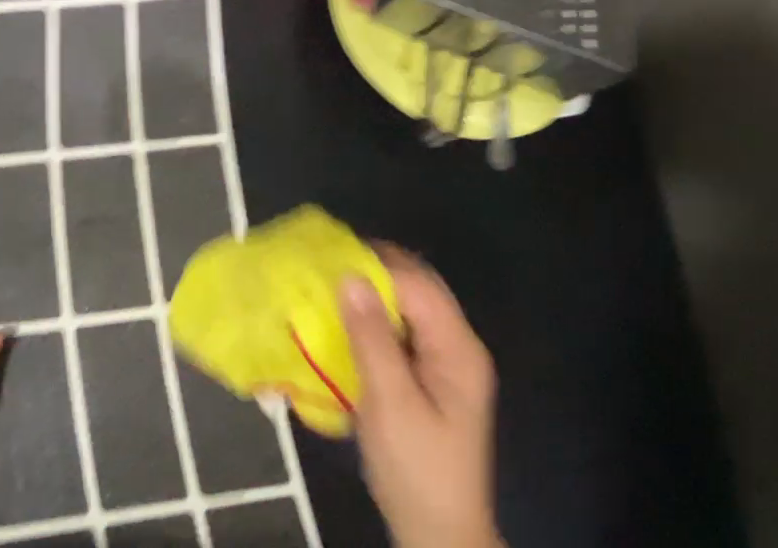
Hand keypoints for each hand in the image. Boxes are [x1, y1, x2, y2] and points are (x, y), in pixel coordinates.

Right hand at [341, 247, 503, 547]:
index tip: (324, 256)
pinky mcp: (426, 380)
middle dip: (371, 272)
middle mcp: (455, 347)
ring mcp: (442, 364)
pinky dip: (370, 321)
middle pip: (415, 289)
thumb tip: (349, 275)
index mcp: (457, 348)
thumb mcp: (390, 401)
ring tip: (322, 290)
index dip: (373, 264)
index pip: (416, 284)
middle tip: (320, 268)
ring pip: (405, 309)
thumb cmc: (417, 466)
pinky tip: (341, 326)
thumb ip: (371, 337)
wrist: (438, 532)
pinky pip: (398, 332)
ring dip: (368, 296)